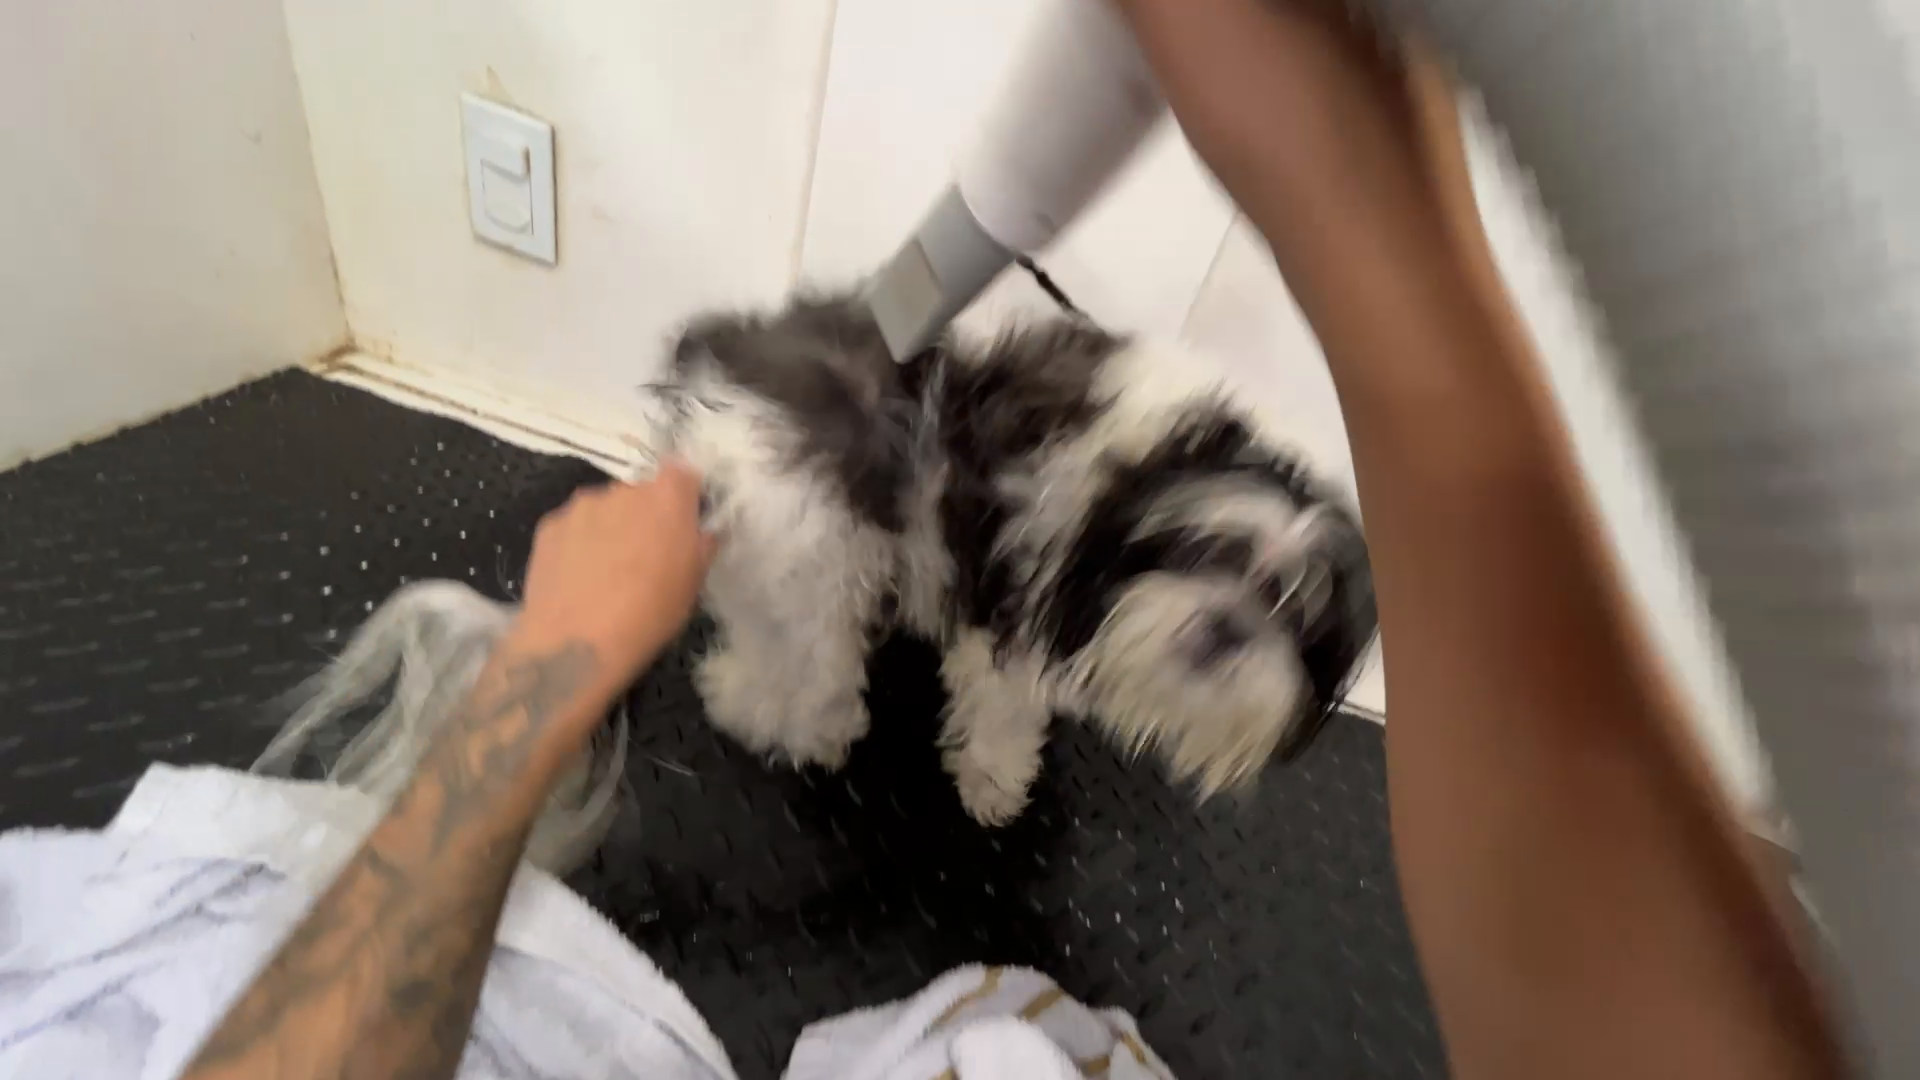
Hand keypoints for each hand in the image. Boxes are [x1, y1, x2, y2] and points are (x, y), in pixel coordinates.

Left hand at [512, 461, 716, 684]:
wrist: (578, 642)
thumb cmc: (652, 611)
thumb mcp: (696, 580)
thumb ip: (702, 542)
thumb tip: (701, 530)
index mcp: (668, 498)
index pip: (683, 473)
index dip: (686, 493)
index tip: (686, 520)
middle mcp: (624, 489)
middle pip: (642, 491)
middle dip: (647, 514)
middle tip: (649, 554)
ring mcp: (582, 505)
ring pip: (607, 507)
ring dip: (613, 526)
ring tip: (609, 568)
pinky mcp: (549, 524)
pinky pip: (576, 525)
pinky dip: (581, 541)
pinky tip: (581, 576)